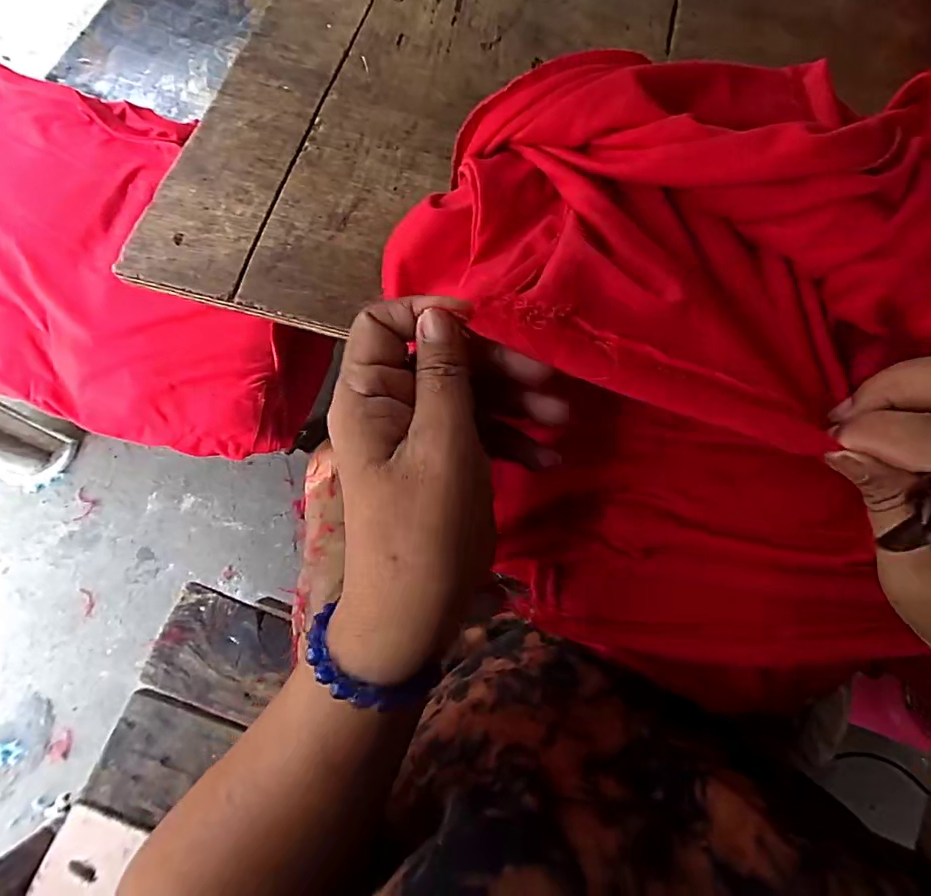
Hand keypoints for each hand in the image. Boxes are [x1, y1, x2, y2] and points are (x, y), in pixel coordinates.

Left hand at [323, 297, 564, 682]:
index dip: (427, 313)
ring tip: (561, 420)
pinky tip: (547, 456)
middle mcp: (389, 405)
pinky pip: (476, 430)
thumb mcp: (442, 444)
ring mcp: (418, 434)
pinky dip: (510, 436)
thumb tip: (438, 314)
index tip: (481, 323)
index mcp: (369, 394)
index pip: (381, 324)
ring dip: (515, 401)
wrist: (415, 617)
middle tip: (548, 380)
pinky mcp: (444, 459)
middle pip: (441, 358)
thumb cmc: (424, 528)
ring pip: (467, 393)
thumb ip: (444, 374)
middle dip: (495, 366)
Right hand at [824, 350, 930, 709]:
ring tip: (864, 421)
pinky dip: (925, 395)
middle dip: (901, 386)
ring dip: (911, 385)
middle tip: (848, 421)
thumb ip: (885, 503)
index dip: (886, 431)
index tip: (834, 442)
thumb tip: (840, 445)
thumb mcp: (914, 581)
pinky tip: (892, 425)